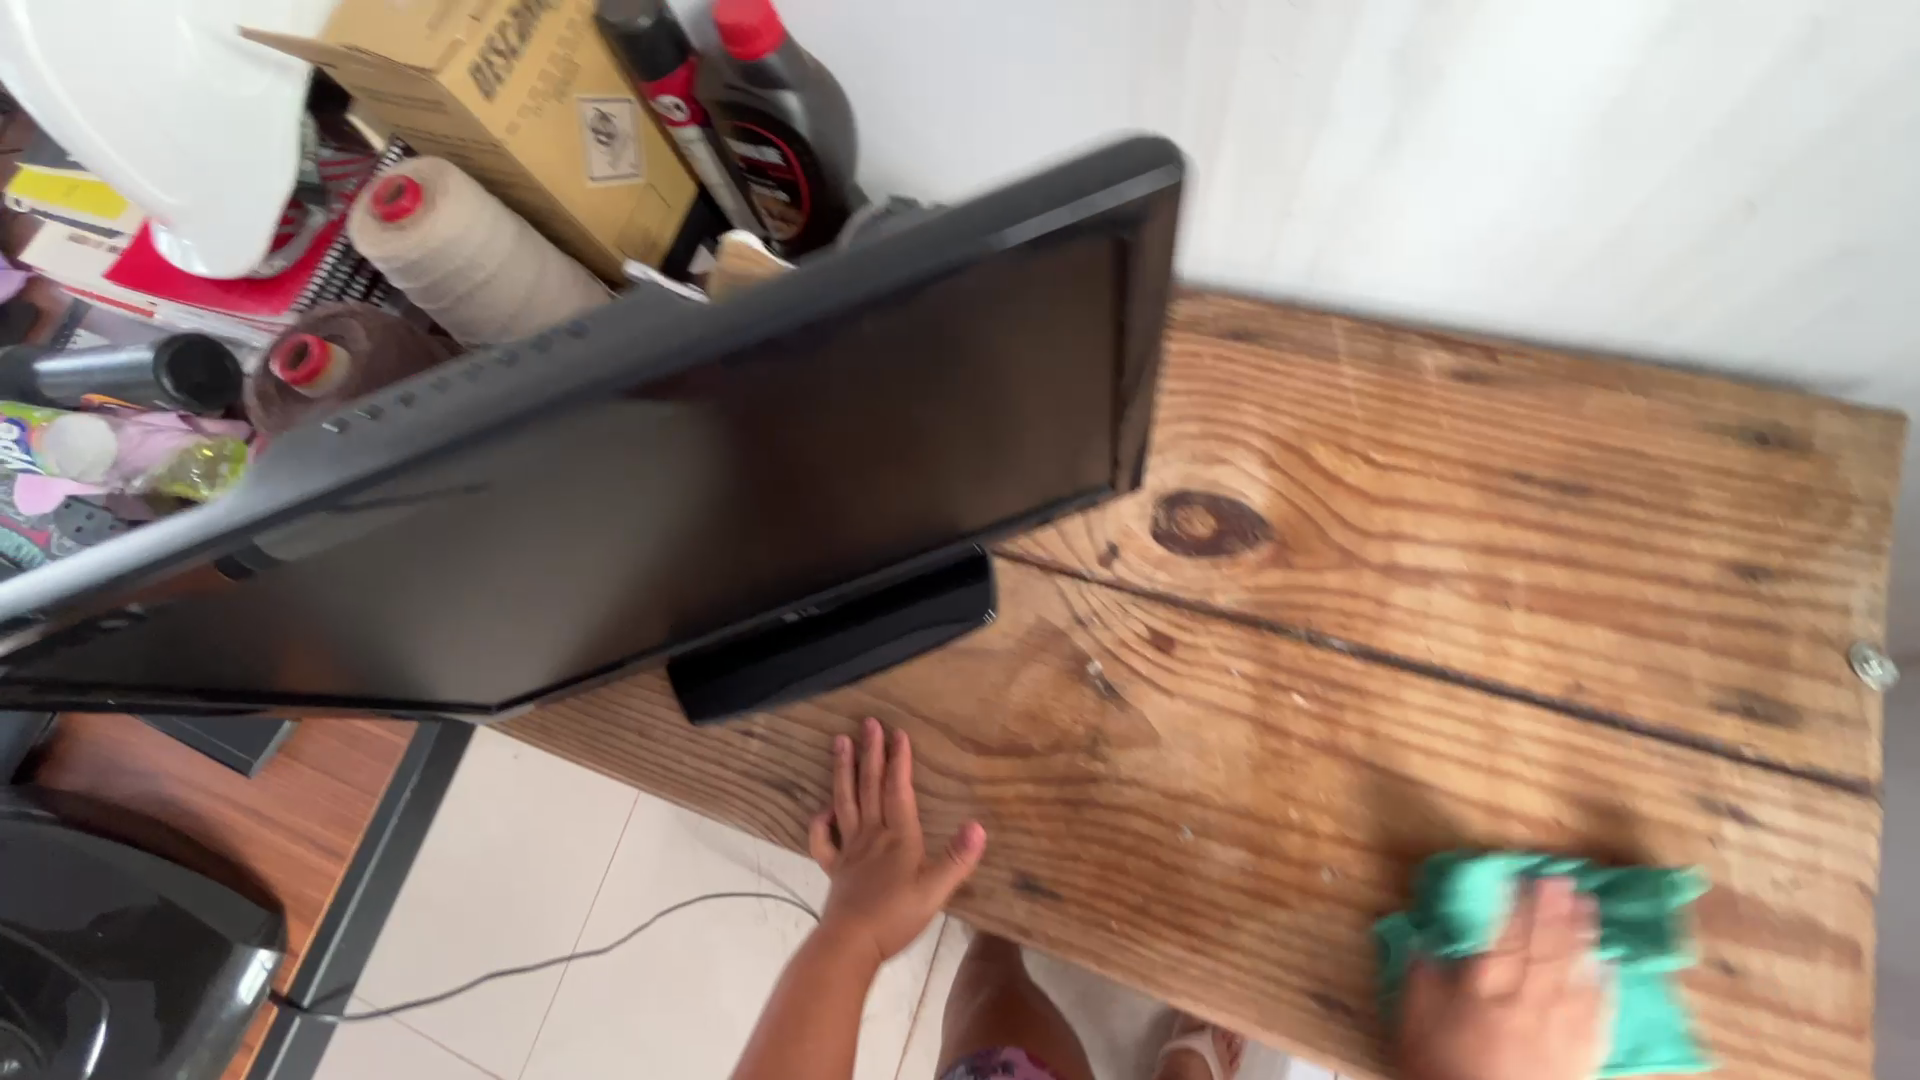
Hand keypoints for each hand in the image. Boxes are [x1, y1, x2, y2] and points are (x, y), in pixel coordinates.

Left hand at [807, 718, 985, 967]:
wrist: (851, 945)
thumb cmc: (896, 916)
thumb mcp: (936, 890)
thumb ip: (957, 858)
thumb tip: (979, 826)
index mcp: (899, 836)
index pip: (898, 789)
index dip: (899, 761)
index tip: (898, 732)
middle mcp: (872, 835)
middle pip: (870, 786)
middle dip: (871, 752)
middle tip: (868, 723)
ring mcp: (850, 850)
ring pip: (845, 801)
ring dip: (843, 771)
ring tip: (840, 742)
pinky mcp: (835, 869)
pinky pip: (823, 841)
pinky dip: (820, 822)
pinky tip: (823, 809)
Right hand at [1396, 877, 1614, 1079]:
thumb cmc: (1440, 1064)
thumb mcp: (1415, 1017)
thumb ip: (1421, 976)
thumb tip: (1425, 938)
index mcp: (1484, 988)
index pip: (1504, 937)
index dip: (1515, 905)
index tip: (1522, 876)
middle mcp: (1526, 1001)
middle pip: (1543, 949)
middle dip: (1553, 911)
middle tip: (1562, 878)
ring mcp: (1558, 1029)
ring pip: (1573, 974)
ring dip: (1581, 936)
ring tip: (1588, 905)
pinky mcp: (1580, 1055)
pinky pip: (1597, 1017)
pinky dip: (1604, 988)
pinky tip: (1609, 966)